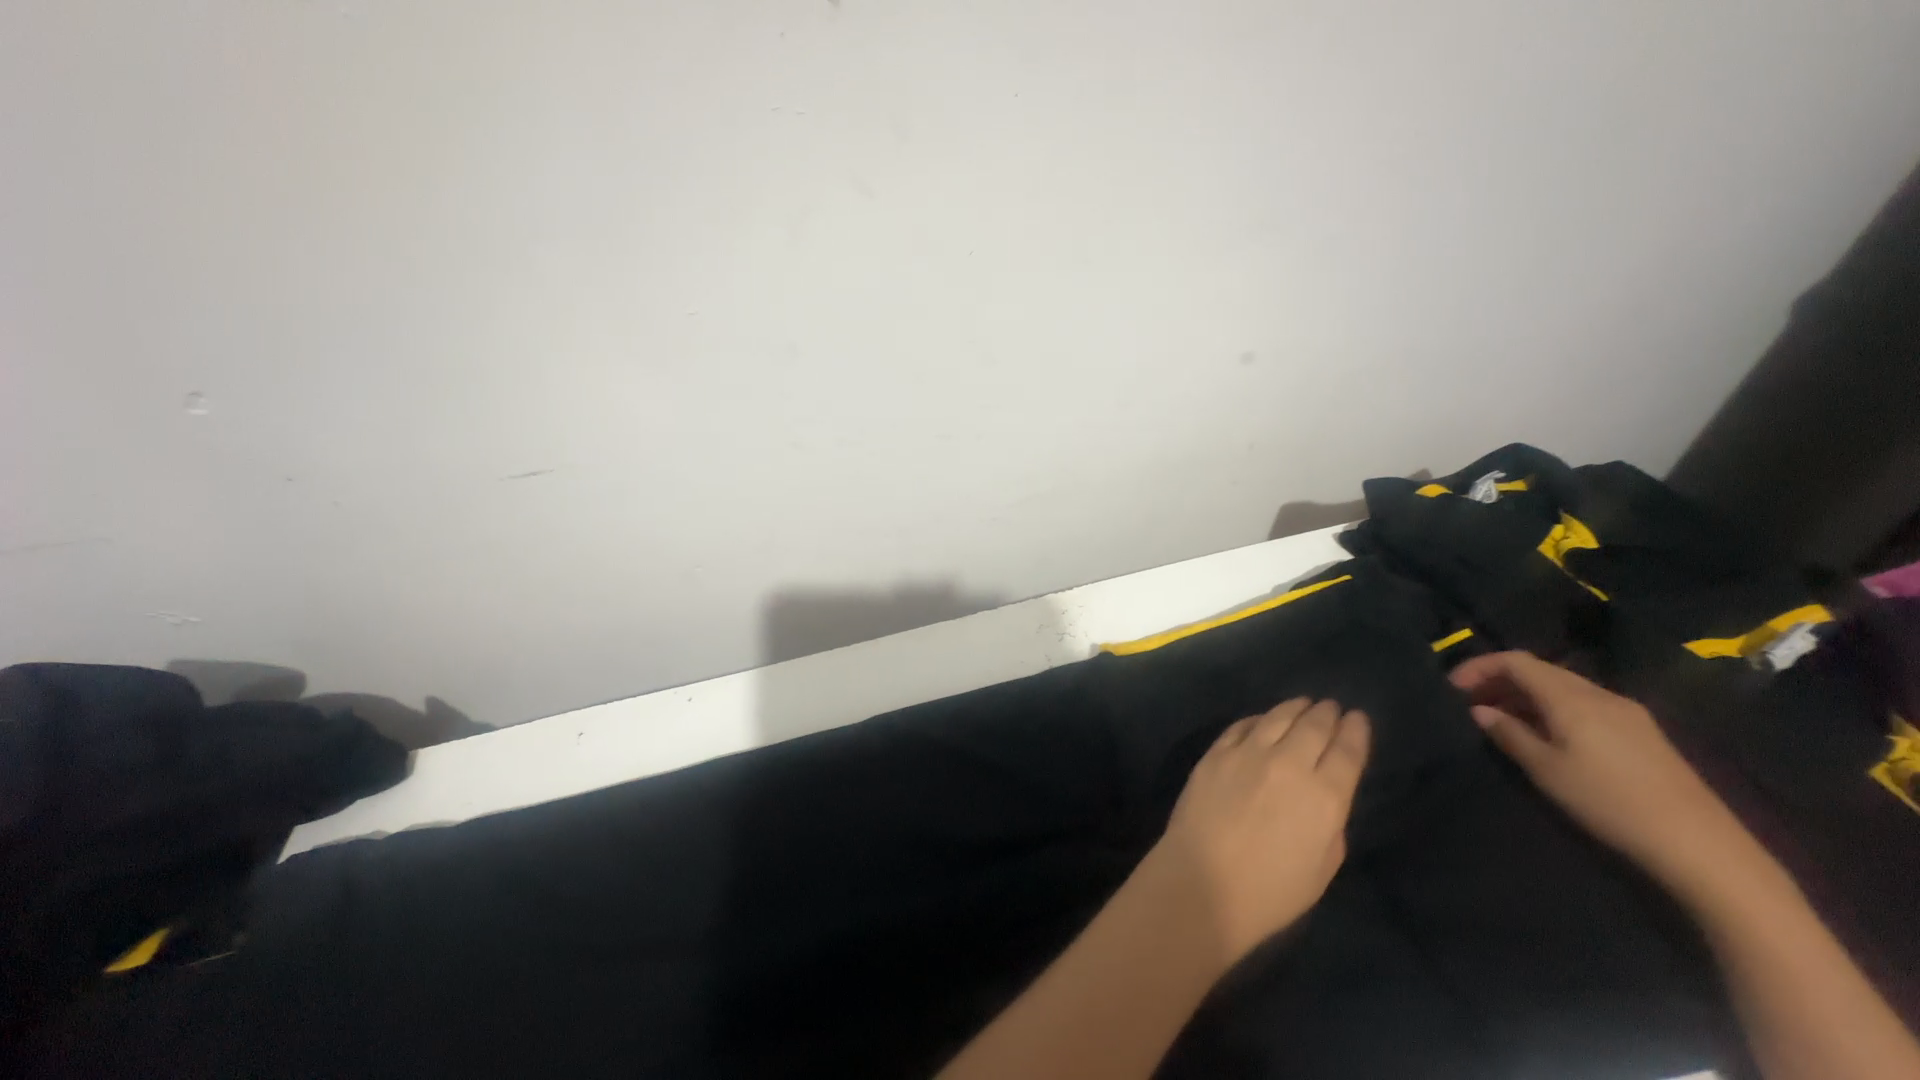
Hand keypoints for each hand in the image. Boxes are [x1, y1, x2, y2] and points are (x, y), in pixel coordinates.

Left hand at [1148, 698, 1369, 960]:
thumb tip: (1324, 798)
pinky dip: (1259, 719)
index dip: (1356, 731)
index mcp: (1324, 796)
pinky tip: (1263, 720)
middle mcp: (1289, 764)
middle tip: (1332, 707)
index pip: (1348, 751)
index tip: (1358, 718)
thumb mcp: (1322, 868)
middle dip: (1327, 713)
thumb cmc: (1269, 893)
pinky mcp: (1215, 754)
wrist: (1200, 885)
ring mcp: (1248, 754)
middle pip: (1315, 726)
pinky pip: (1242, 726)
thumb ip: (1331, 825)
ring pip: (1278, 717)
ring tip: (1303, 705)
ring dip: (1295, 708)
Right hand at [1449, 650, 1748, 887]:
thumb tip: (1480, 711)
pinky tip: (1545, 735)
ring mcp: (1625, 711)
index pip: (1516, 661)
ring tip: (1500, 721)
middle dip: (1500, 680)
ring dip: (1527, 696)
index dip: (1479, 666)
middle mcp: (1599, 693)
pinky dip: (1553, 709)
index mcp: (1571, 697)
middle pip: (1541, 670)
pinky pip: (1584, 704)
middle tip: (1469, 704)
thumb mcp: (1546, 770)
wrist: (1695, 840)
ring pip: (1563, 688)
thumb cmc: (1608, 801)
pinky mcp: (1640, 731)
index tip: (1451, 688)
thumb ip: (1510, 734)